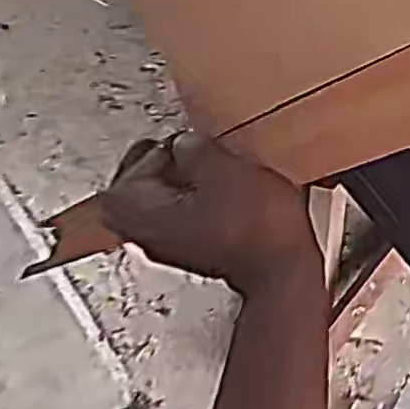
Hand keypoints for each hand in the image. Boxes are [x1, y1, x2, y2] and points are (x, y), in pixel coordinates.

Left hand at [101, 132, 317, 292]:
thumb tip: (185, 143)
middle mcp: (151, 236)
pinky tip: (229, 190)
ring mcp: (176, 247)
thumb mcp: (225, 168)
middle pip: (136, 194)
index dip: (156, 152)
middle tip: (186, 150)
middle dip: (161, 167)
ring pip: (163, 205)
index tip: (185, 142)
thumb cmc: (253, 225)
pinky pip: (189, 216)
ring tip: (211, 167)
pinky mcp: (203, 250)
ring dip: (182, 183)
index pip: (126, 176)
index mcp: (143, 215)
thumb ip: (194, 149)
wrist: (283, 265)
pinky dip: (201, 199)